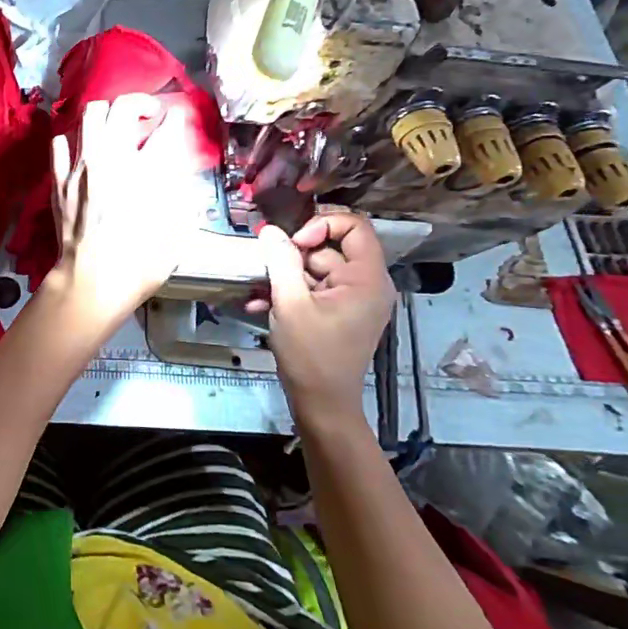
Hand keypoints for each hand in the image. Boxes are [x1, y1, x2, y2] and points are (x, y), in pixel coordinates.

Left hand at [41, 94, 196, 335]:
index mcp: (146, 172)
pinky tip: (83, 149)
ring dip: (108, 114)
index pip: (166, 129)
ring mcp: (81, 167)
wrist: (91, 283)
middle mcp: (112, 159)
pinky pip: (61, 143)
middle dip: (140, 104)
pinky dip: (74, 140)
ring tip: (116, 126)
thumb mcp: (178, 234)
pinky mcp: (59, 181)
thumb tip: (186, 183)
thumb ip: (185, 200)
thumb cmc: (139, 264)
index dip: (175, 120)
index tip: (176, 121)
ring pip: (90, 115)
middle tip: (148, 116)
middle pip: (122, 107)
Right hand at [257, 211, 398, 414]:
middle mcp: (369, 285)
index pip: (355, 226)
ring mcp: (356, 300)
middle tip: (267, 269)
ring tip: (259, 292)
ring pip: (319, 270)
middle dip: (296, 257)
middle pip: (332, 249)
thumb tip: (271, 231)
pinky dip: (294, 294)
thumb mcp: (290, 304)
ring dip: (287, 277)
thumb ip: (281, 262)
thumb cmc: (310, 354)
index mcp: (367, 278)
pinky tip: (264, 304)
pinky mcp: (342, 313)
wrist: (322, 404)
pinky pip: (318, 290)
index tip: (293, 244)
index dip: (322, 225)